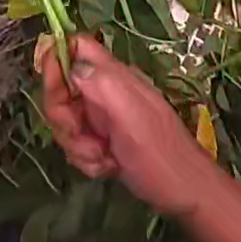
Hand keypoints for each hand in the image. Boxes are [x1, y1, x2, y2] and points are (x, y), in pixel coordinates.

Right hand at [40, 35, 217, 216]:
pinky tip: (107, 167)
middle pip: (61, 88)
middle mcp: (104, 90)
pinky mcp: (101, 140)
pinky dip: (86, 160)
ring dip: (77, 145)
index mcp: (113, 75)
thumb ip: (102, 84)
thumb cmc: (160, 153)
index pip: (75, 47)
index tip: (55, 91)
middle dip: (64, 118)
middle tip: (82, 136)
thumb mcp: (131, 114)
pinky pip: (75, 144)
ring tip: (103, 157)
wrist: (185, 194)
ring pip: (65, 120)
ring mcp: (102, 116)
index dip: (55, 61)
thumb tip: (72, 63)